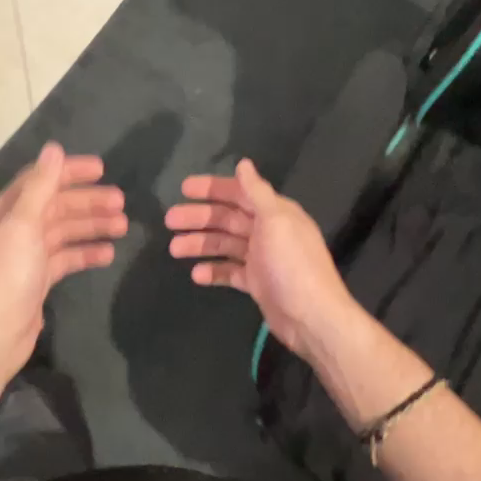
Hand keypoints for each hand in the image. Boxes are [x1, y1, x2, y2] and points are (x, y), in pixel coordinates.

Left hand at [0, 143, 125, 399]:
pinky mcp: (39, 279)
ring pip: (66, 231)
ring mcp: (28, 255)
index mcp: (7, 211)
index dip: (69, 172)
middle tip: (122, 203)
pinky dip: (87, 253)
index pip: (41, 180)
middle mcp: (16, 228)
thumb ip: (41, 186)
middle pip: (57, 205)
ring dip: (93, 226)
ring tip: (122, 227)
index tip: (102, 169)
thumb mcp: (23, 226)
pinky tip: (108, 254)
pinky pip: (68, 257)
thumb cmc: (6, 277)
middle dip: (88, 202)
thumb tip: (54, 147)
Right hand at [164, 159, 363, 362]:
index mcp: (275, 213)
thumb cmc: (292, 264)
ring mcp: (262, 259)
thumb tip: (244, 163)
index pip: (240, 193)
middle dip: (199, 218)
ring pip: (225, 245)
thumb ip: (257, 192)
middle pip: (228, 219)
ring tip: (174, 249)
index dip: (213, 189)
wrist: (311, 317)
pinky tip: (196, 275)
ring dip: (200, 244)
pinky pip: (230, 272)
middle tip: (169, 221)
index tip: (184, 188)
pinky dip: (214, 271)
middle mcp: (268, 232)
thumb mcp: (276, 221)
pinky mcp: (257, 283)